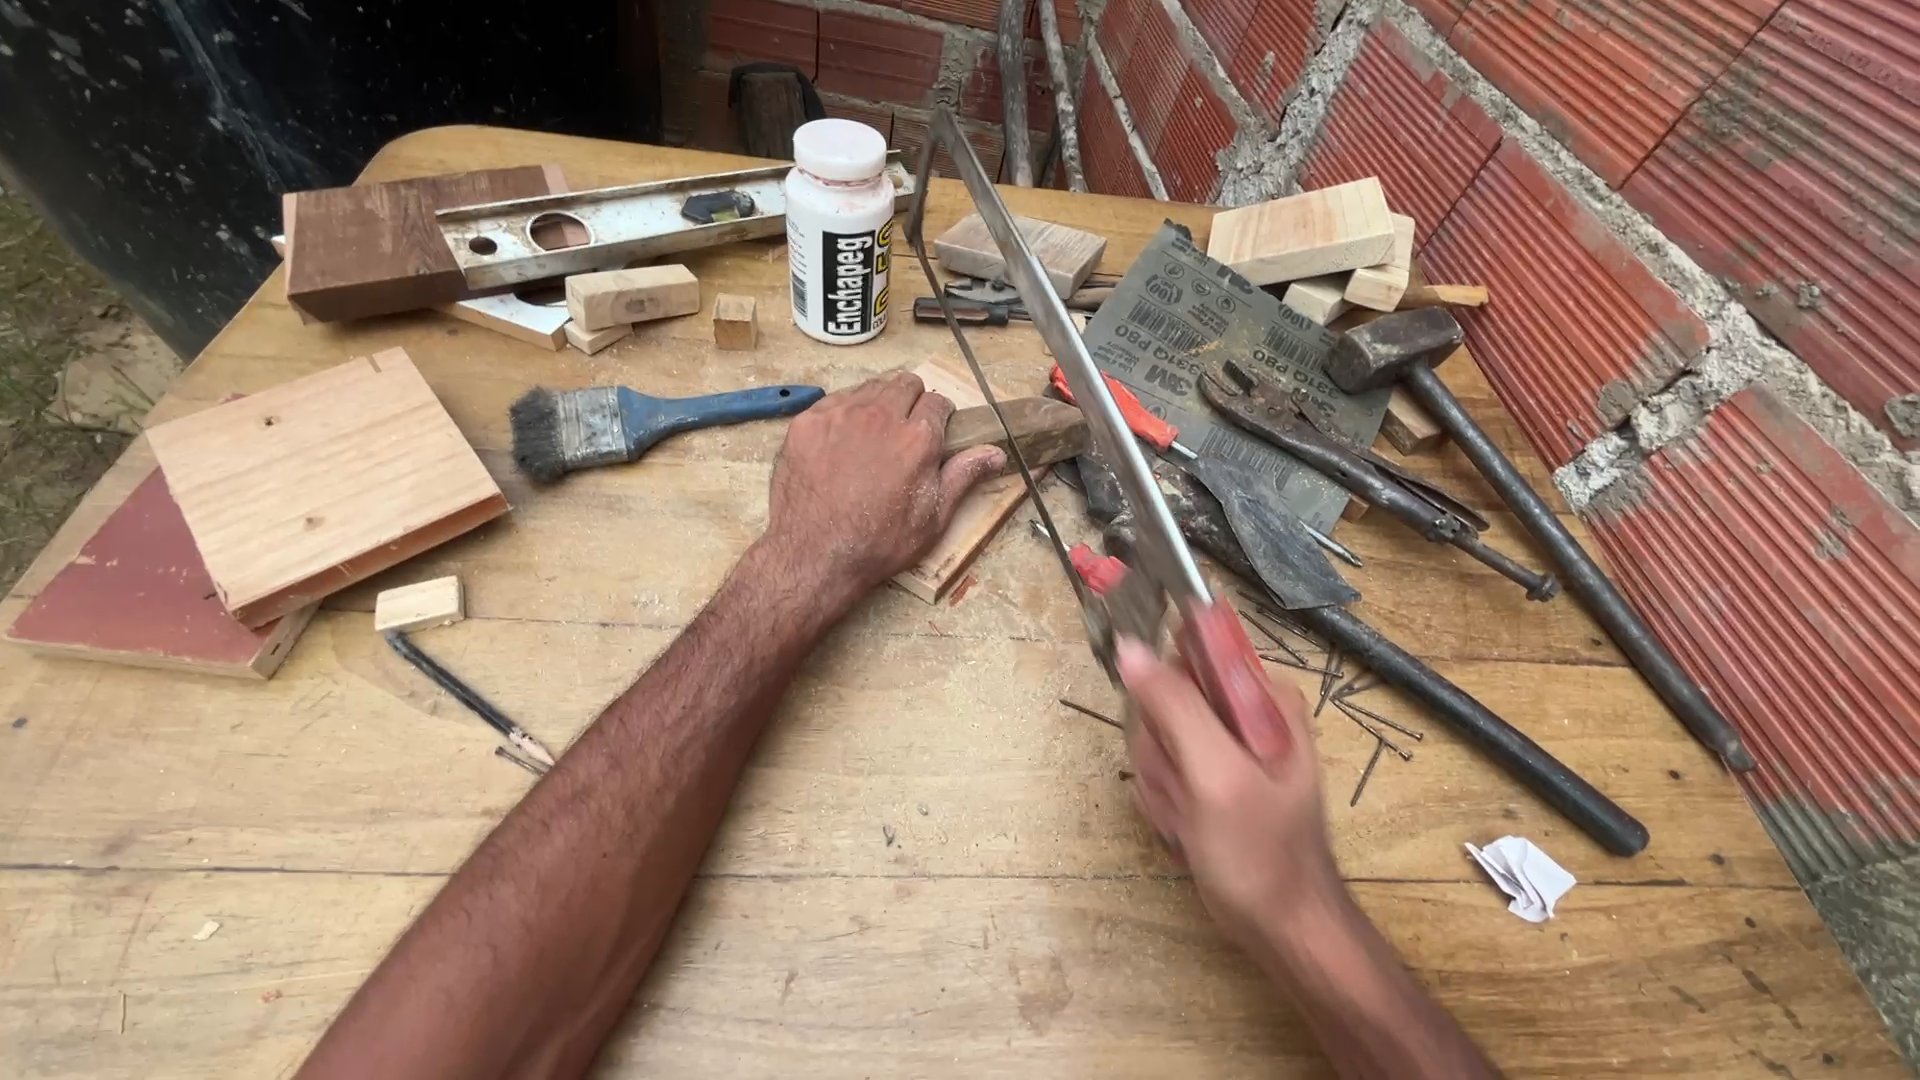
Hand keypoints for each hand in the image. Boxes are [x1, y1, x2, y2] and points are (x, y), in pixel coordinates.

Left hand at [765, 371, 1003, 597]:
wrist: (816, 556)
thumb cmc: (879, 543)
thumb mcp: (933, 518)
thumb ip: (964, 476)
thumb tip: (996, 453)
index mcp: (917, 438)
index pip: (938, 401)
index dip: (939, 417)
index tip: (933, 433)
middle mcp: (880, 416)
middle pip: (906, 383)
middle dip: (911, 402)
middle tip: (904, 433)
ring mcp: (839, 414)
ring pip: (870, 387)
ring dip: (878, 404)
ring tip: (872, 438)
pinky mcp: (807, 422)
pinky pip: (834, 401)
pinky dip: (844, 414)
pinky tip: (841, 444)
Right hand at [1118, 638, 1343, 951]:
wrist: (1283, 929)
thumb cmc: (1260, 853)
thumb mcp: (1215, 774)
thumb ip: (1174, 706)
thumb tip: (1130, 647)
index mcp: (1261, 694)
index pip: (1189, 653)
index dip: (1166, 689)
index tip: (1172, 737)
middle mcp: (1244, 709)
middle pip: (1163, 697)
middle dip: (1162, 749)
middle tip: (1188, 788)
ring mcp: (1224, 742)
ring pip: (1154, 735)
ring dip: (1162, 780)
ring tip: (1192, 813)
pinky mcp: (1208, 771)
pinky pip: (1161, 766)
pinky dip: (1166, 799)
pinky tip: (1188, 825)